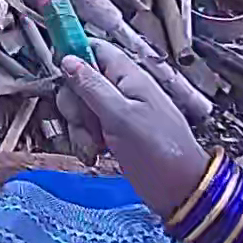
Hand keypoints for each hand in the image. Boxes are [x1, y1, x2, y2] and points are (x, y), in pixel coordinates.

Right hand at [58, 44, 207, 217]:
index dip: (73, 53)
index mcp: (128, 77)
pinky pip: (86, 126)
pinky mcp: (112, 132)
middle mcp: (120, 90)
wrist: (182, 194)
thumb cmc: (159, 152)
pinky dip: (84, 139)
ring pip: (79, 106)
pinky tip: (96, 152)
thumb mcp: (121, 116)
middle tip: (85, 120)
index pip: (94, 48)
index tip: (60, 72)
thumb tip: (67, 59)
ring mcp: (116, 112)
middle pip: (79, 80)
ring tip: (95, 143)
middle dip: (73, 102)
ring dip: (78, 126)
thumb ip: (91, 86)